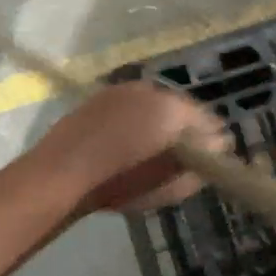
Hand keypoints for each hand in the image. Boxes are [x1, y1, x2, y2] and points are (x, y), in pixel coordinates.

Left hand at [33, 83, 231, 213]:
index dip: (211, 141)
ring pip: (154, 102)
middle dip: (184, 128)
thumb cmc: (120, 183)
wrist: (63, 170)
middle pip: (180, 108)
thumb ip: (198, 167)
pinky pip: (129, 103)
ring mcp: (122, 88)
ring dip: (158, 120)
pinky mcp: (100, 94)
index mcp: (174, 111)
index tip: (209, 159)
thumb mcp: (171, 186)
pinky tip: (126, 138)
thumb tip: (212, 153)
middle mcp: (150, 89)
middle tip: (181, 154)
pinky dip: (134, 116)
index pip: (208, 121)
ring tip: (152, 146)